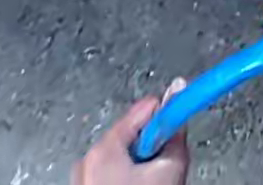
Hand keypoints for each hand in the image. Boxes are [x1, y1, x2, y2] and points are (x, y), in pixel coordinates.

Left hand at [73, 79, 189, 184]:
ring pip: (124, 151)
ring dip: (139, 161)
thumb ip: (178, 129)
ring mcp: (81, 177)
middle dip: (151, 145)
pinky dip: (125, 175)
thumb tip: (179, 88)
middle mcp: (86, 159)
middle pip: (135, 130)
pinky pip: (110, 169)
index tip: (181, 119)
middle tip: (159, 169)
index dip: (167, 117)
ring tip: (147, 183)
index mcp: (104, 148)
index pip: (147, 107)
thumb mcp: (171, 168)